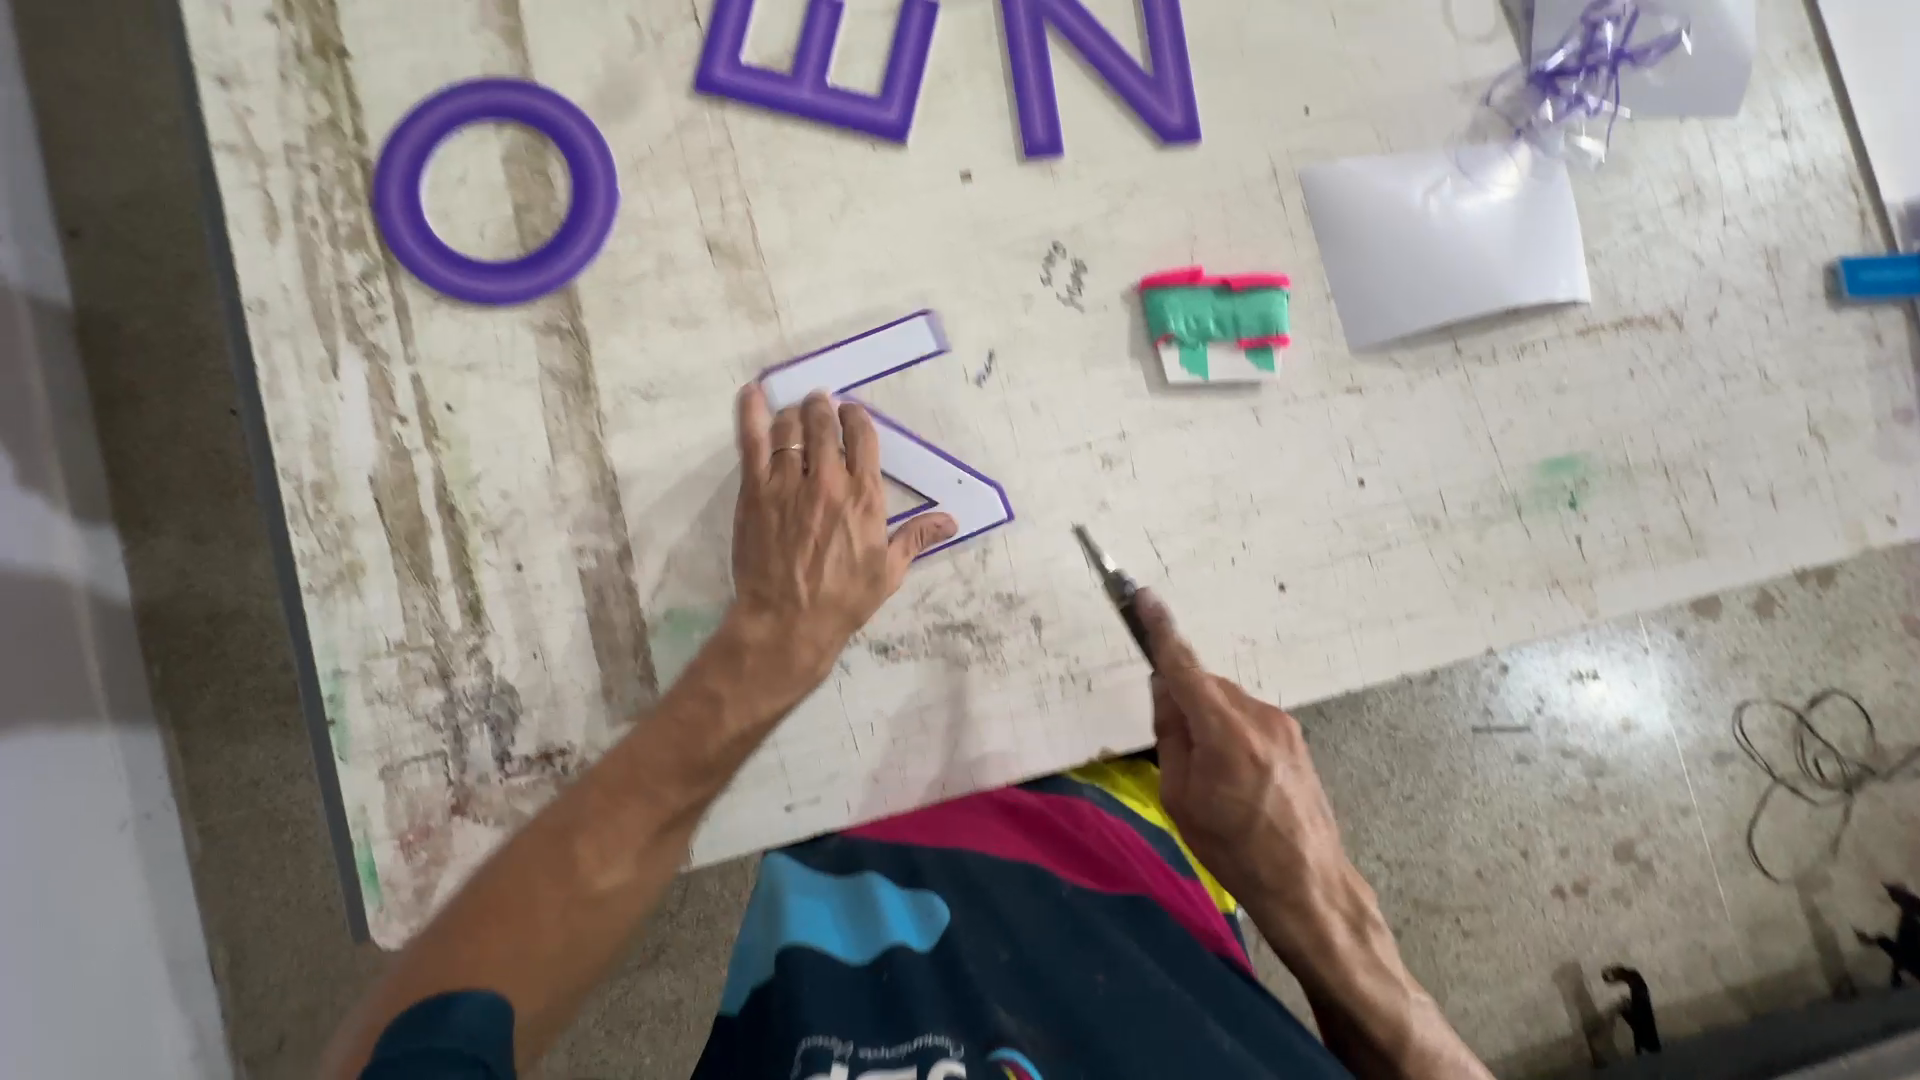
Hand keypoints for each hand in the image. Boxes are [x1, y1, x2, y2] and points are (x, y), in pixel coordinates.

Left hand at [726, 385, 955, 691]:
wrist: (789, 621)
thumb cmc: (844, 599)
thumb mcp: (889, 571)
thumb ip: (917, 537)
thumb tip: (950, 521)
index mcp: (864, 496)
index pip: (863, 438)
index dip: (856, 418)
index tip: (851, 413)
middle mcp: (828, 480)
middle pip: (824, 425)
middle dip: (823, 408)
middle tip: (820, 405)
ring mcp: (788, 483)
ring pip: (790, 429)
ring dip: (795, 413)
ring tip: (796, 411)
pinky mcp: (755, 491)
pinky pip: (752, 441)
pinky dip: (751, 414)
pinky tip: (751, 394)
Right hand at [1137, 590, 1361, 958]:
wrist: (1307, 883)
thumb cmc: (1231, 848)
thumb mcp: (1179, 797)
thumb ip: (1170, 733)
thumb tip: (1165, 689)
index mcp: (1223, 731)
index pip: (1182, 667)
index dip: (1160, 630)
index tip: (1144, 597)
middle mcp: (1258, 715)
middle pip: (1204, 685)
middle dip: (1183, 701)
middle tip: (1177, 750)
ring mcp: (1283, 724)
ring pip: (1226, 701)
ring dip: (1208, 719)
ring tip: (1213, 776)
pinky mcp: (1295, 737)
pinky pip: (1247, 718)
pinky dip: (1230, 730)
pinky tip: (1236, 776)